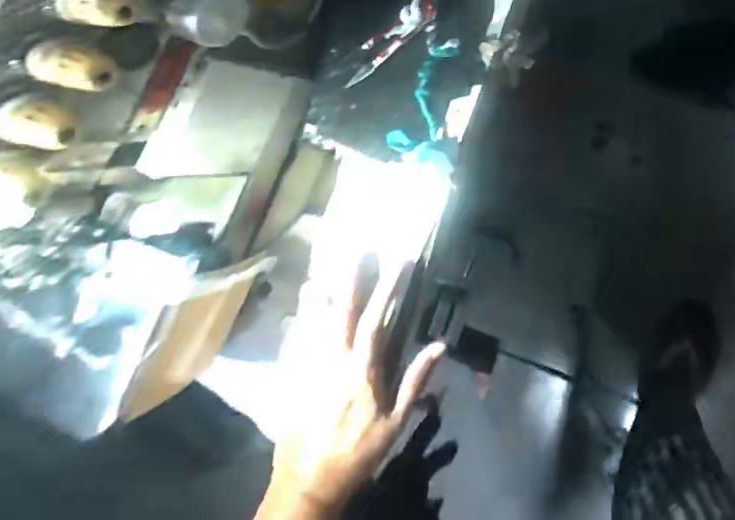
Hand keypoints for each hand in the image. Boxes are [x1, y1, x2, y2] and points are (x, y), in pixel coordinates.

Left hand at [257, 257, 446, 519]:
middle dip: (352, 279)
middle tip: (358, 251)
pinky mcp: (294, 379)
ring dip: (320, 295)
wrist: (308, 483)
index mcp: (361, 370)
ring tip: (322, 270)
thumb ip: (415, 381)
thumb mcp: (395, 423)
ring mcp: (310, 368)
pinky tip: (298, 307)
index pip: (377, 318)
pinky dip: (299, 321)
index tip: (401, 261)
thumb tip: (439, 345)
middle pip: (342, 311)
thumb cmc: (357, 453)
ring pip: (315, 322)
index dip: (389, 287)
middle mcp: (333, 361)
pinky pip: (296, 341)